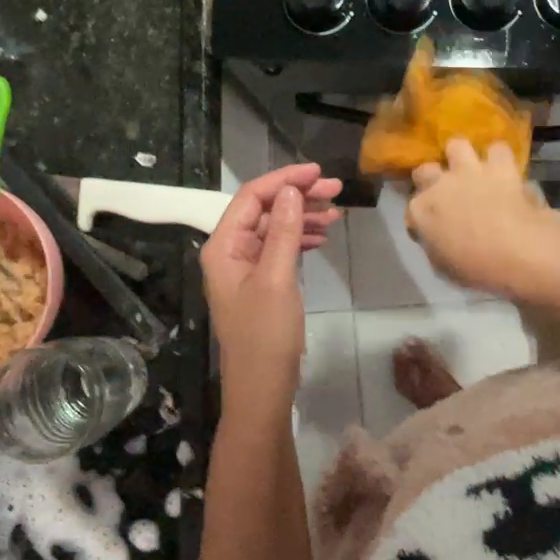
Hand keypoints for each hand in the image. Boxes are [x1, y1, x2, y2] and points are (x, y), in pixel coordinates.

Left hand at [200, 164, 342, 413]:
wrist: (262, 388)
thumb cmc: (266, 334)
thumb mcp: (277, 279)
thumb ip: (284, 232)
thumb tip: (292, 190)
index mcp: (223, 247)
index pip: (251, 198)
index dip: (284, 179)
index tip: (318, 171)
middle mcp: (229, 252)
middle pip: (264, 210)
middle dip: (298, 196)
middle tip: (336, 189)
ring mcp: (244, 269)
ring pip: (274, 229)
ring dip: (303, 217)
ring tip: (336, 213)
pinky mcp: (260, 285)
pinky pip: (279, 250)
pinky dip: (300, 239)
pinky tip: (322, 237)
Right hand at [406, 139, 559, 298]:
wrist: (516, 251)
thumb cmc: (476, 268)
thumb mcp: (444, 267)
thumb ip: (435, 245)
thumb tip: (438, 238)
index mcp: (421, 212)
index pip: (412, 208)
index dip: (422, 216)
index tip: (431, 226)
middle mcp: (439, 185)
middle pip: (424, 170)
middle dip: (432, 177)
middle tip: (446, 191)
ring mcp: (469, 171)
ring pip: (457, 145)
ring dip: (462, 156)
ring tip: (472, 168)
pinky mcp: (500, 166)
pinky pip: (497, 150)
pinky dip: (500, 159)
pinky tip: (504, 168)